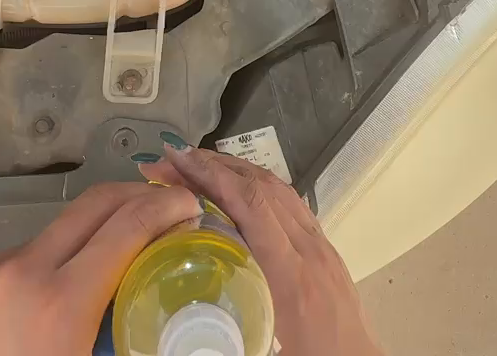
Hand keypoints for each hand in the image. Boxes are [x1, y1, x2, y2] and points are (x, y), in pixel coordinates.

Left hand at [0, 181, 198, 354]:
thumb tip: (167, 309)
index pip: (127, 226)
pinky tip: (66, 287)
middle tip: (169, 208)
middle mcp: (22, 271)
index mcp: (59, 305)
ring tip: (122, 253)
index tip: (192, 205)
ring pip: (60, 227)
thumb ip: (128, 335)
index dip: (167, 207)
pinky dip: (57, 258)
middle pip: (96, 203)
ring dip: (98, 229)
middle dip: (139, 195)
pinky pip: (27, 253)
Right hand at [139, 146, 385, 355]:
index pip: (253, 207)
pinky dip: (256, 181)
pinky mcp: (324, 244)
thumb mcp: (266, 349)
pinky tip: (235, 183)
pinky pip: (288, 199)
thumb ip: (225, 334)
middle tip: (172, 159)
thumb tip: (180, 323)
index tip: (177, 163)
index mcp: (292, 277)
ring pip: (276, 186)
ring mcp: (320, 242)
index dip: (214, 178)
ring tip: (196, 163)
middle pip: (261, 186)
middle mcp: (309, 248)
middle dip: (214, 165)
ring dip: (234, 168)